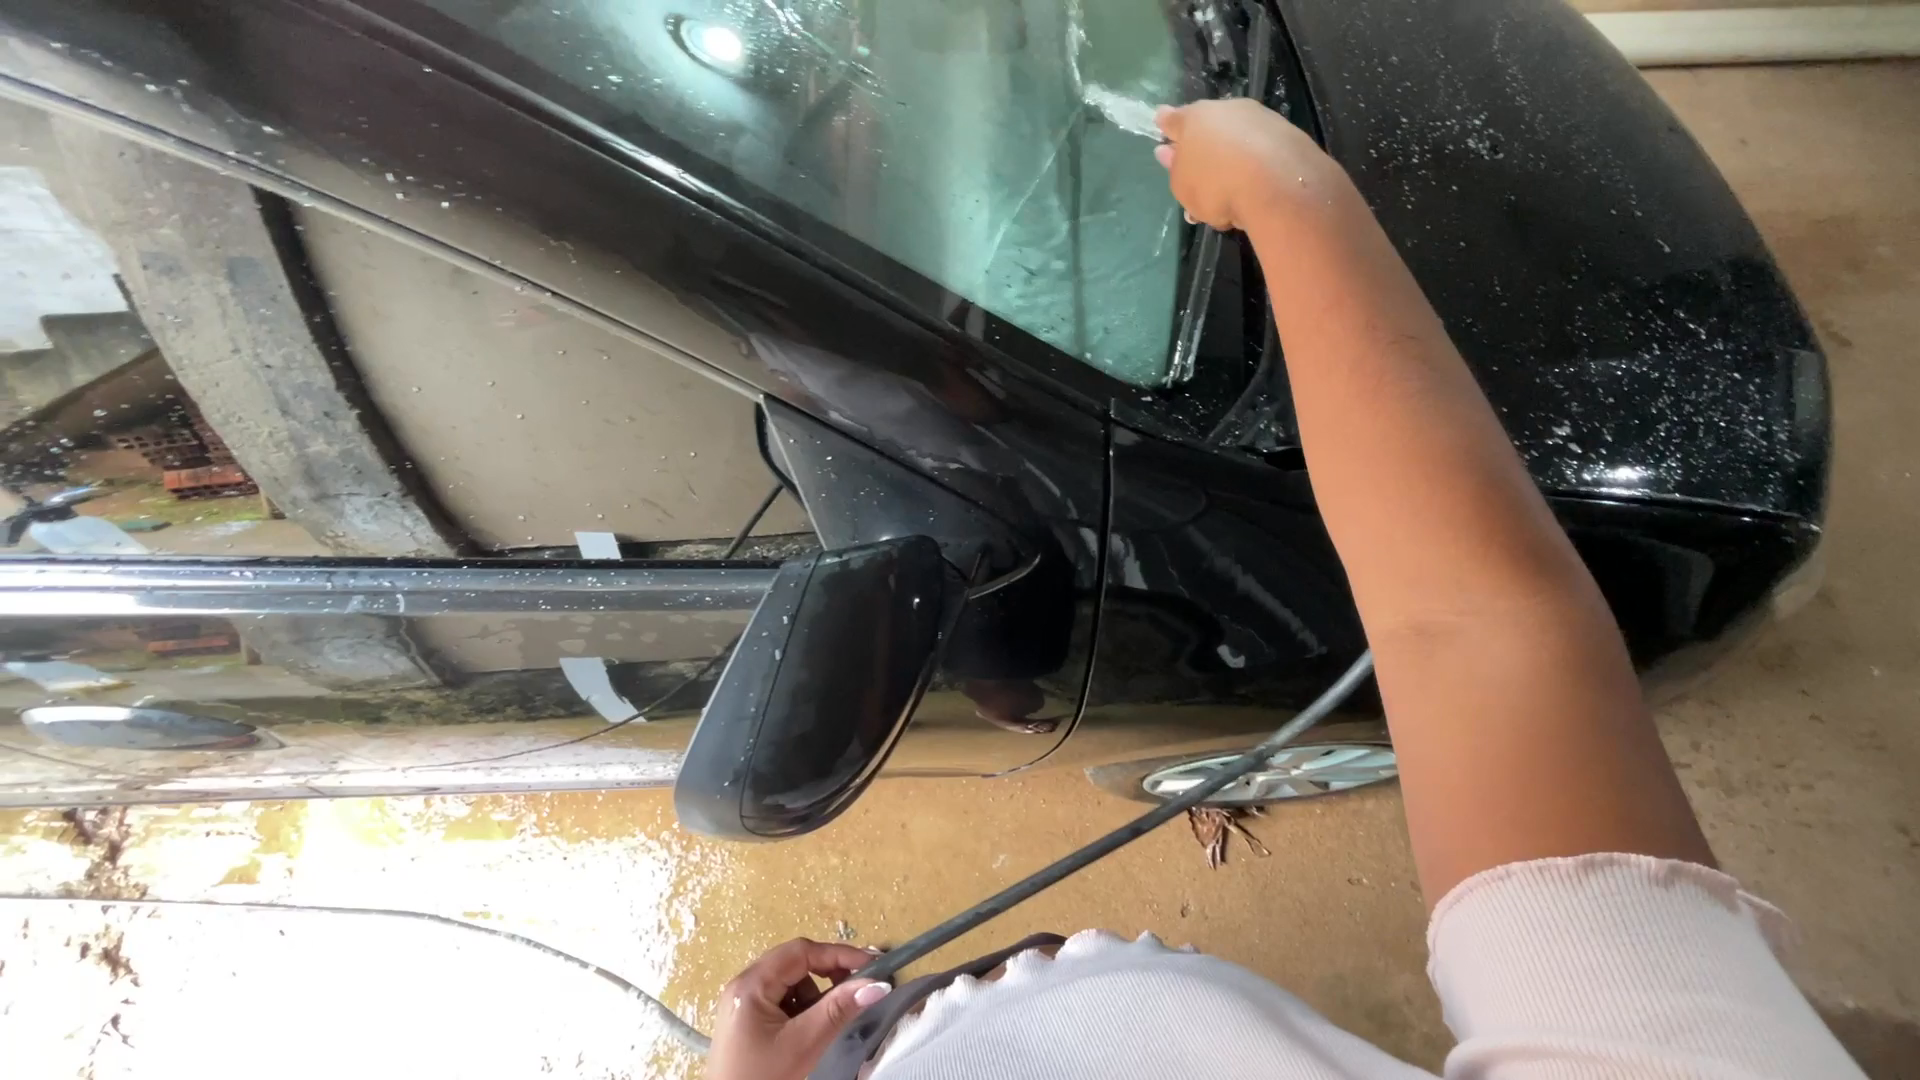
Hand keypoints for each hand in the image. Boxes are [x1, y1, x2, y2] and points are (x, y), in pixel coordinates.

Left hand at [704, 938, 891, 1079]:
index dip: (839, 954)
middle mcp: (744, 984)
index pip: (802, 952)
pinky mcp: (746, 1019)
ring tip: (824, 1021)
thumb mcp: (803, 1045)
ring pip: (790, 981)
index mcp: (751, 983)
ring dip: (814, 994)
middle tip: (856, 988)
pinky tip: (806, 1031)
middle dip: (828, 973)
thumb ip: (838, 1010)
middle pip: (795, 962)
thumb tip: (877, 985)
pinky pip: (781, 998)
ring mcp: (743, 1001)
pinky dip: (801, 1007)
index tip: (872, 966)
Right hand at [1153, 99, 1340, 231]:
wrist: (1275, 184)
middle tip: (1198, 175)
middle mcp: (1227, 110)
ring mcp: (1258, 118)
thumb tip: (1168, 152)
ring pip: (1235, 141)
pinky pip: (1258, 151)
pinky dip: (1252, 166)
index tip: (1161, 119)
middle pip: (1208, 128)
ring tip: (1226, 194)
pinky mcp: (1285, 133)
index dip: (1166, 123)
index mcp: (1194, 119)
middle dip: (1202, 148)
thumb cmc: (1214, 184)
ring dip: (1228, 161)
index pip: (1173, 119)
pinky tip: (1251, 191)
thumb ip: (1174, 168)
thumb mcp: (1182, 186)